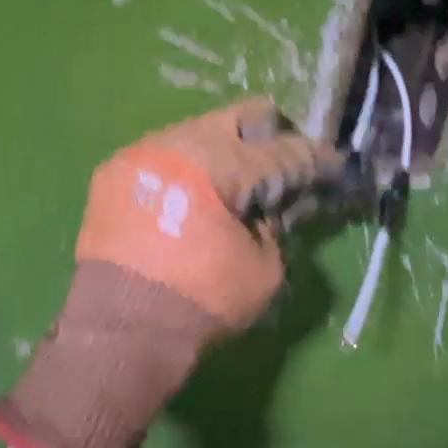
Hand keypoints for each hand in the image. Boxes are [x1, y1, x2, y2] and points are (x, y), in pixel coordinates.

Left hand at [0, 98, 340, 447]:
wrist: (121, 329)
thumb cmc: (201, 300)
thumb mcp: (264, 269)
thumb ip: (275, 227)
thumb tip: (267, 212)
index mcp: (221, 161)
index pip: (283, 152)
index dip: (317, 161)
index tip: (335, 167)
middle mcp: (177, 141)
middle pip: (239, 118)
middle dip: (270, 138)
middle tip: (282, 168)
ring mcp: (139, 154)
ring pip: (195, 134)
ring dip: (221, 155)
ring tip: (233, 189)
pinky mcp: (112, 176)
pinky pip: (161, 159)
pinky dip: (184, 174)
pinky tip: (191, 201)